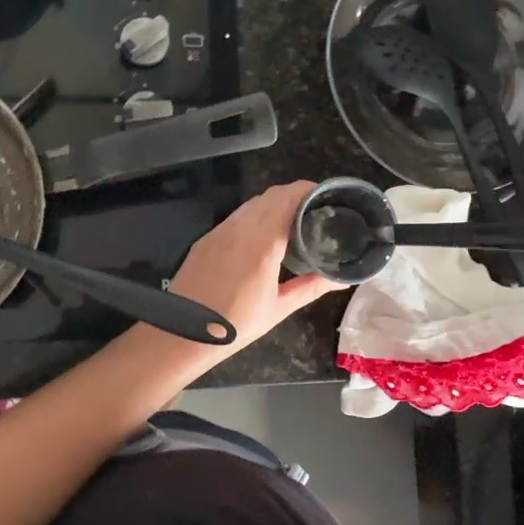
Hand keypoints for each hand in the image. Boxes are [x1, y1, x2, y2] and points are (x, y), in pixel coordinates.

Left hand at [166, 181, 342, 349]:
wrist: (181, 334)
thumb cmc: (234, 325)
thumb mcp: (278, 308)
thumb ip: (311, 287)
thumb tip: (342, 279)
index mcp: (262, 243)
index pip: (287, 199)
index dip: (308, 190)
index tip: (326, 195)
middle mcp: (240, 229)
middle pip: (270, 195)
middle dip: (293, 195)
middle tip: (314, 208)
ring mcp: (219, 231)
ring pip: (251, 204)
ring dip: (273, 204)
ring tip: (291, 220)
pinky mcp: (206, 239)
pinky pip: (235, 217)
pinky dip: (254, 216)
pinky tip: (262, 234)